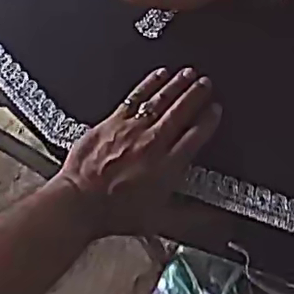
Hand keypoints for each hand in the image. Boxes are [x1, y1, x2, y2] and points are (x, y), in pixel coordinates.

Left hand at [52, 67, 221, 234]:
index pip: (196, 135)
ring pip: (161, 100)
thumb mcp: (160, 220)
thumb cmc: (113, 213)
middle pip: (181, 112)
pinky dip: (149, 84)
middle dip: (196, 95)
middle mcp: (152, 144)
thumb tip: (215, 219)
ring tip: (188, 74)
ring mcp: (132, 130)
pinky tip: (159, 74)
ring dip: (177, 85)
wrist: (78, 202)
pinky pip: (136, 97)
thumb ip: (192, 216)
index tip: (215, 109)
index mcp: (167, 167)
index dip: (208, 120)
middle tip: (206, 83)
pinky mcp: (113, 121)